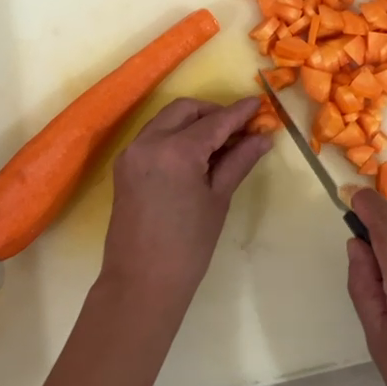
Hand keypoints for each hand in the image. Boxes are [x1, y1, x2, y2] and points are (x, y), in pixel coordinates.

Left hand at [100, 97, 272, 306]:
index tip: (259, 104)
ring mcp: (132, 152)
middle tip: (239, 128)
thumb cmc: (188, 246)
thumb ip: (238, 161)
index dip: (239, 113)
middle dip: (213, 113)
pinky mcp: (124, 165)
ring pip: (166, 120)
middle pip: (185, 111)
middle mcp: (149, 141)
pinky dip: (175, 135)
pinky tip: (195, 154)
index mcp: (175, 150)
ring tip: (220, 142)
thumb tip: (262, 137)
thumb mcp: (218, 199)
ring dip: (193, 122)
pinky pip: (153, 136)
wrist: (141, 281)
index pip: (214, 122)